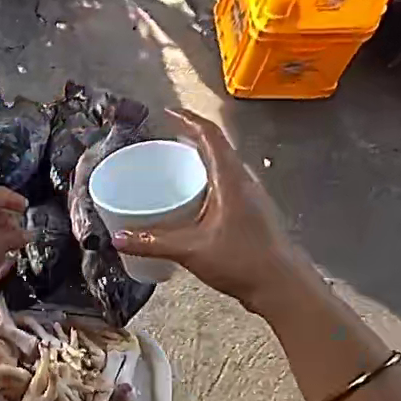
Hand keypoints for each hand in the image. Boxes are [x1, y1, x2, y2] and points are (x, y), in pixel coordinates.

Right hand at [111, 110, 311, 315]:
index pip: (210, 135)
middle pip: (218, 150)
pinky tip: (195, 206)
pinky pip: (228, 190)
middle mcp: (244, 183)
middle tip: (167, 142)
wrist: (281, 287)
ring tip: (177, 171)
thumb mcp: (191, 250)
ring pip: (224, 170)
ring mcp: (252, 200)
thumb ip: (153, 242)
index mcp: (231, 179)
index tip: (168, 114)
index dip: (188, 119)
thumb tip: (119, 237)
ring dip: (202, 164)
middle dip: (192, 141)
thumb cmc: (243, 262)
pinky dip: (208, 186)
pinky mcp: (253, 216)